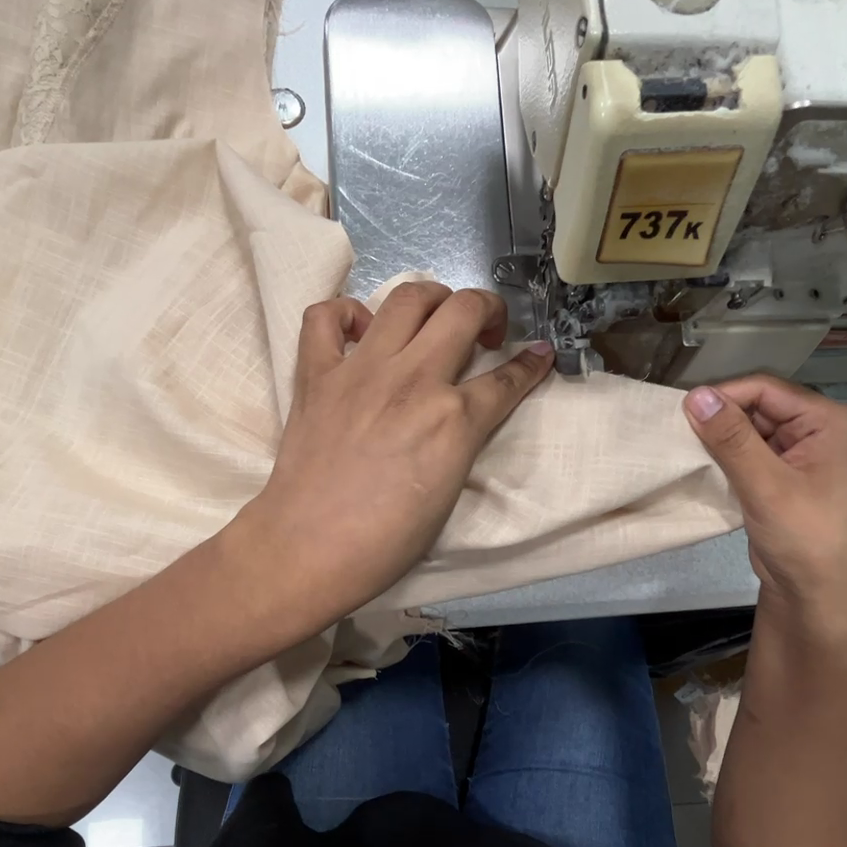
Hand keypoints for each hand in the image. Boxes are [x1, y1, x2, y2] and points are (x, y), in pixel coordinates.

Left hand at [230, 282, 553, 629]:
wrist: (307, 550)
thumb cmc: (385, 543)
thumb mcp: (448, 493)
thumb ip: (465, 441)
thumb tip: (474, 412)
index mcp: (453, 420)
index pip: (506, 379)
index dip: (531, 364)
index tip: (540, 354)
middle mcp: (413, 380)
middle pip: (464, 311)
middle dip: (489, 309)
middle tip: (487, 332)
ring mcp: (361, 370)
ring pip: (407, 297)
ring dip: (433, 298)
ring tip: (435, 318)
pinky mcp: (317, 373)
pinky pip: (327, 316)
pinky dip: (347, 314)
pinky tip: (360, 333)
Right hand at [682, 376, 846, 626]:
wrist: (815, 595)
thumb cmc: (803, 538)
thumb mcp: (766, 486)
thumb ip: (731, 438)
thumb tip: (695, 395)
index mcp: (828, 421)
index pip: (766, 389)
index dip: (724, 396)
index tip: (681, 412)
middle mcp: (818, 429)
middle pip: (758, 406)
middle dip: (721, 418)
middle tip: (679, 431)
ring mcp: (801, 454)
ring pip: (750, 430)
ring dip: (720, 439)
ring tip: (685, 447)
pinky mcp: (784, 476)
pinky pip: (750, 453)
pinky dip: (726, 457)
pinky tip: (702, 466)